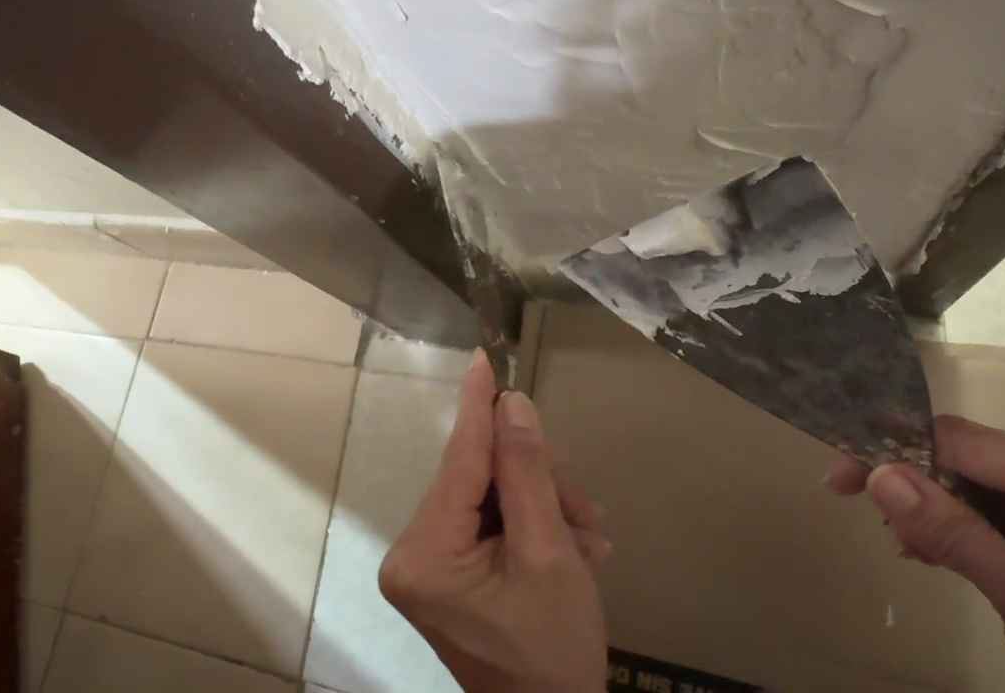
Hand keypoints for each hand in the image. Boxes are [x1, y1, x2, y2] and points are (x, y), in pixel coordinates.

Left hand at [379, 349, 609, 692]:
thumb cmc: (551, 648)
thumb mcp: (547, 553)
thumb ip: (526, 472)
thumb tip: (512, 403)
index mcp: (423, 552)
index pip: (459, 459)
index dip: (478, 406)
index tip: (483, 356)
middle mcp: (412, 553)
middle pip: (479, 480)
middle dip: (537, 480)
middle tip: (585, 503)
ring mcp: (429, 567)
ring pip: (491, 500)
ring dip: (545, 506)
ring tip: (591, 534)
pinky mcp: (449, 576)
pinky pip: (491, 526)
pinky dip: (534, 527)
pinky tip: (578, 546)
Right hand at [827, 416, 1004, 692]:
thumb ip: (955, 533)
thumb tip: (876, 474)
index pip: (975, 443)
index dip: (903, 452)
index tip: (843, 471)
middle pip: (979, 462)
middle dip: (920, 485)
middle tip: (857, 504)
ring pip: (987, 490)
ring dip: (940, 514)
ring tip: (907, 544)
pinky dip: (968, 535)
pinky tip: (936, 551)